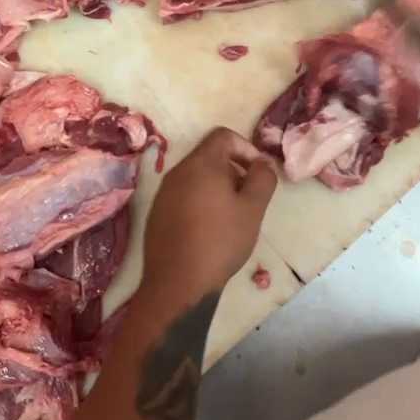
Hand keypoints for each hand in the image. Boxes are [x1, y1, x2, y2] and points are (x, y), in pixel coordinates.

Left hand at [139, 128, 276, 303]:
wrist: (178, 284)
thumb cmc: (220, 241)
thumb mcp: (253, 208)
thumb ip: (263, 178)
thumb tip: (263, 163)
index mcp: (200, 164)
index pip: (223, 136)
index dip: (246, 148)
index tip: (258, 174)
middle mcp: (177, 172)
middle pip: (209, 155)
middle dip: (234, 170)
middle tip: (249, 198)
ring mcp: (163, 194)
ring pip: (196, 177)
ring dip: (218, 188)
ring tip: (231, 216)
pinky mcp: (157, 214)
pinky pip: (183, 196)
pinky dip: (200, 202)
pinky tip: (209, 231)